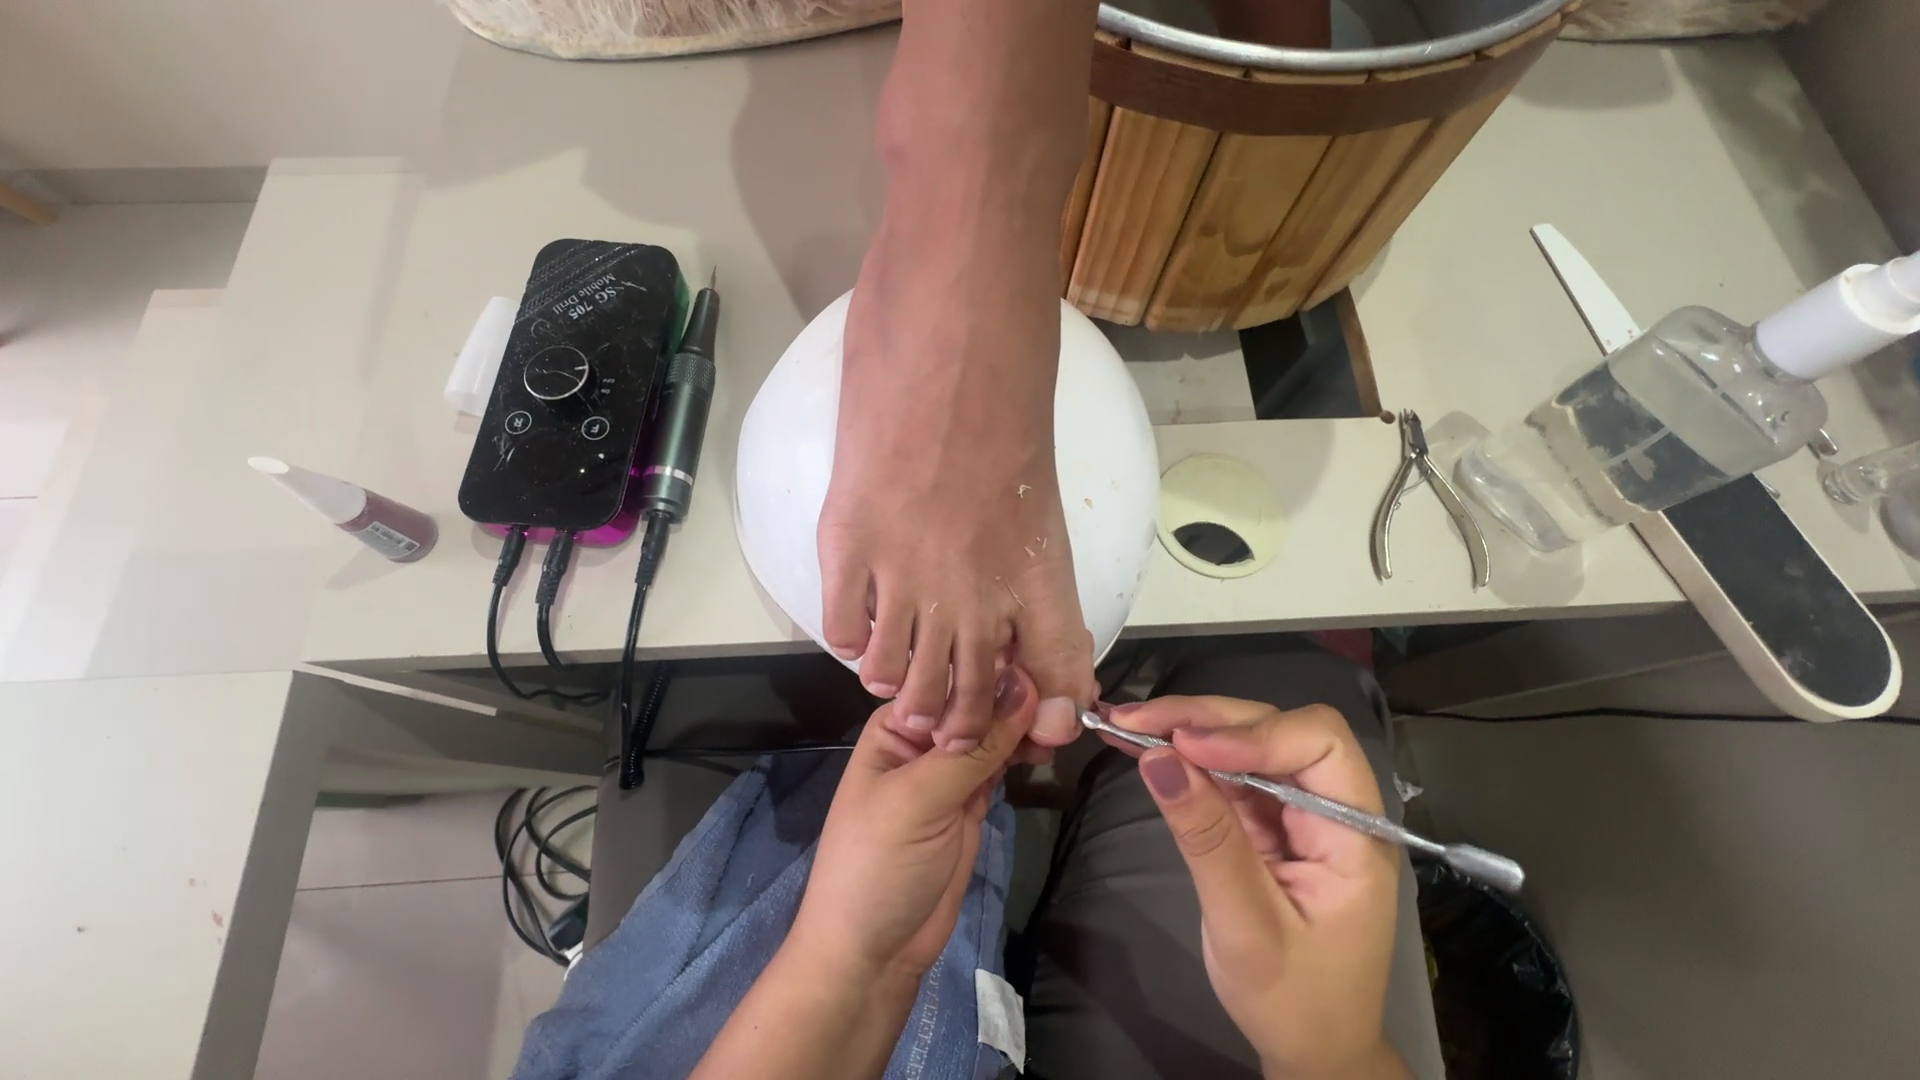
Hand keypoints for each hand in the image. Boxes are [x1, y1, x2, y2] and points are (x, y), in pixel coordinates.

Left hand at [792, 666, 1058, 980]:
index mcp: (898, 722)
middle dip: (1021, 695)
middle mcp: (925, 737)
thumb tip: (1025, 684)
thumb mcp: (920, 798)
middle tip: (1072, 687)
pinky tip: (1052, 743)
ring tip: (1070, 714)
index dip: (999, 667)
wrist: (873, 951)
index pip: (953, 678)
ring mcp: (950, 770)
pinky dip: (1026, 754)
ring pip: (997, 732)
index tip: (1048, 657)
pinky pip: (1004, 764)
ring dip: (1029, 724)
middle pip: (979, 703)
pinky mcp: (972, 800)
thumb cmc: (878, 865)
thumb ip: (976, 746)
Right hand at [818, 193, 1095, 757]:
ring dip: (906, 687)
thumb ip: (1034, 538)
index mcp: (1042, 563)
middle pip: (969, 691)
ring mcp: (909, 563)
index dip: (1054, 710)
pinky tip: (861, 630)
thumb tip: (1010, 584)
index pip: (1060, 669)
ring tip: (904, 681)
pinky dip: (853, 641)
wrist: (960, 298)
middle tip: (953, 716)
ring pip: (905, 674)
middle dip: (965, 718)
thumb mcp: (1044, 463)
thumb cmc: (1012, 367)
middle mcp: (979, 583)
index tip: (1042, 722)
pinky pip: (844, 626)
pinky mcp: (848, 532)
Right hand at [1106, 697, 1407, 1079]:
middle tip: (1133, 718)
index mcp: (1354, 831)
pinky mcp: (1263, 820)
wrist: (1311, 1050)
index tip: (1186, 744)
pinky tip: (1141, 744)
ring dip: (1185, 728)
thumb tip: (1157, 759)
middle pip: (1274, 729)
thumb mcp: (1246, 928)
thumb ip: (1207, 840)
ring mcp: (1294, 810)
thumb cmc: (1295, 1002)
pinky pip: (1223, 772)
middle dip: (1204, 718)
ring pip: (1243, 742)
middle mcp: (1329, 806)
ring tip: (1124, 722)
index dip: (1253, 733)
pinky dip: (1182, 756)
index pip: (1318, 744)